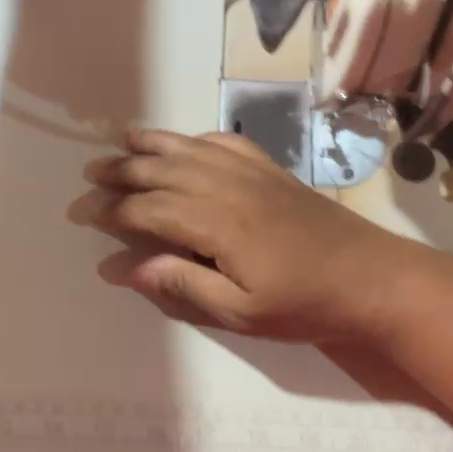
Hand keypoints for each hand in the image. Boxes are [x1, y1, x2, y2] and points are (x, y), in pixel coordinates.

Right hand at [71, 129, 445, 344]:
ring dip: (152, 145)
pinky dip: (198, 139)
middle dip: (122, 170)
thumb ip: (180, 284)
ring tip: (121, 140)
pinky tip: (187, 142)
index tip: (82, 214)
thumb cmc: (303, 303)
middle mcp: (227, 185)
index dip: (112, 210)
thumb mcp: (239, 312)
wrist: (370, 276)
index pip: (149, 208)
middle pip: (163, 169)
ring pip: (190, 148)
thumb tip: (121, 266)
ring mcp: (252, 172)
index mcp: (215, 221)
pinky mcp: (272, 170)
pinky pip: (226, 142)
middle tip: (89, 176)